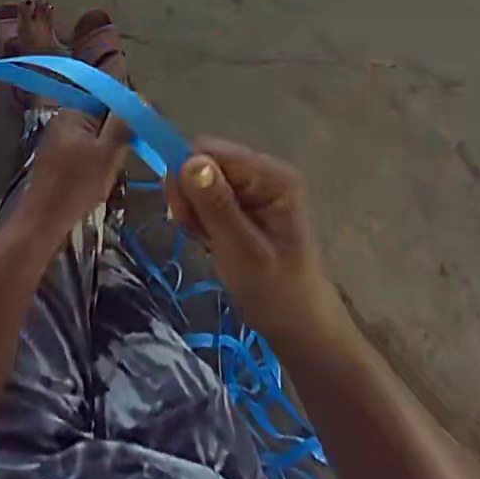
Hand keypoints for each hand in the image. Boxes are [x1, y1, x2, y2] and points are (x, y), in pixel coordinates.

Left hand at [20, 110, 130, 237]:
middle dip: (114, 141)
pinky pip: (83, 153)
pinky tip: (93, 182)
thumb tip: (141, 98)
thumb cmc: (76, 186)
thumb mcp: (107, 153)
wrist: (43, 219)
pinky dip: (93, 164)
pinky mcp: (55, 158)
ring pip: (94, 140)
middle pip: (101, 121)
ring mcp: (57, 139)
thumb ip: (123, 124)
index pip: (108, 102)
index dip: (126, 119)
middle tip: (116, 163)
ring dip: (105, 155)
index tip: (136, 138)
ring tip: (105, 175)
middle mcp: (62, 120)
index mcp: (72, 112)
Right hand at [164, 136, 336, 338]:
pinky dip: (198, 216)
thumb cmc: (276, 292)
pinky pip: (204, 193)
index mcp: (272, 176)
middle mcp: (263, 172)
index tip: (181, 215)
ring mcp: (253, 185)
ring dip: (192, 208)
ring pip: (198, 177)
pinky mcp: (242, 200)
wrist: (298, 327)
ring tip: (206, 240)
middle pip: (202, 160)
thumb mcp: (242, 251)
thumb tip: (190, 161)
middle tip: (192, 231)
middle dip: (188, 194)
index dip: (187, 176)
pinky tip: (210, 239)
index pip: (210, 151)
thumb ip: (216, 205)